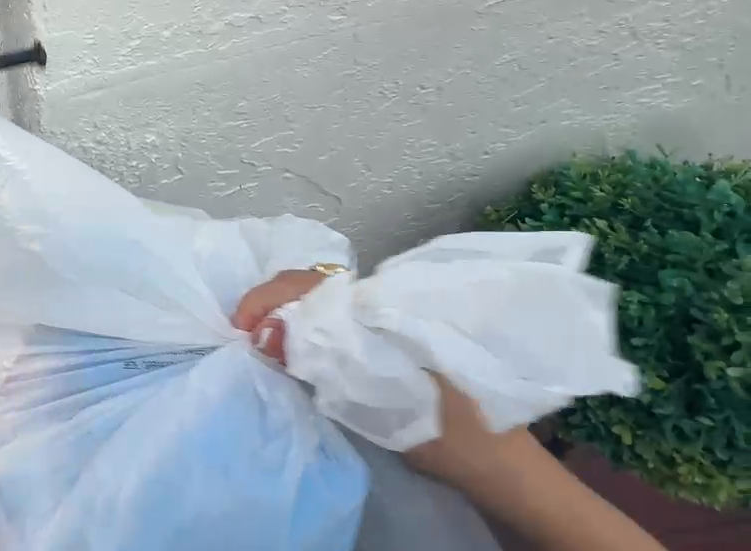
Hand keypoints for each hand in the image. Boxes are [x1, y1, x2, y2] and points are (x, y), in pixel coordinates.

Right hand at [231, 273, 528, 486]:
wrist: (510, 469)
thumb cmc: (452, 437)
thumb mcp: (383, 405)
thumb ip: (324, 365)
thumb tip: (263, 336)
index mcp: (387, 307)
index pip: (308, 283)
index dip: (265, 299)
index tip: (241, 329)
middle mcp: (384, 299)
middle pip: (308, 283)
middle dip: (267, 302)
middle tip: (243, 334)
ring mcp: (386, 313)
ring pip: (316, 295)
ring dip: (282, 311)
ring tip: (261, 338)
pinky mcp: (387, 331)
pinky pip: (330, 311)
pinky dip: (300, 321)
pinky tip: (291, 344)